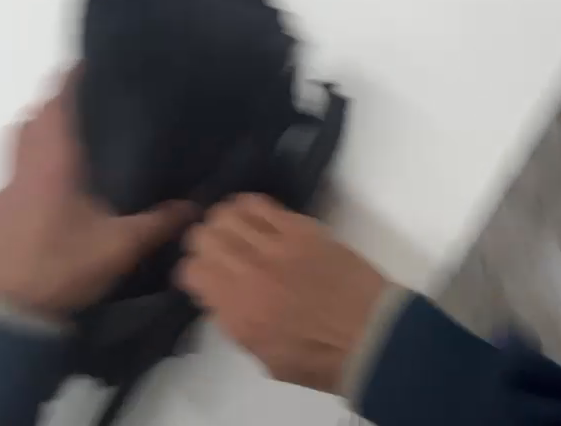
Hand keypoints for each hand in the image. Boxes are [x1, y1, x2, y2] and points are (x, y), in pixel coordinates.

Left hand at [0, 71, 194, 319]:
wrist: (10, 320)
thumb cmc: (65, 270)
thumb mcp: (121, 247)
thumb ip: (160, 221)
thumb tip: (197, 202)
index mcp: (53, 163)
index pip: (56, 103)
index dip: (69, 80)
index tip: (89, 66)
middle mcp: (22, 168)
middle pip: (32, 117)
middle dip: (55, 104)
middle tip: (87, 106)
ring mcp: (0, 191)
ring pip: (14, 144)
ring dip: (35, 133)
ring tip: (65, 144)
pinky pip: (5, 178)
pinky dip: (23, 171)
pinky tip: (43, 194)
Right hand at [176, 194, 388, 392]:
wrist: (369, 335)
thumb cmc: (318, 357)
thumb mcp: (263, 355)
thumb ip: (235, 320)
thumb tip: (219, 293)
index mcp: (239, 312)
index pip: (191, 271)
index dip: (191, 271)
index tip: (200, 275)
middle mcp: (250, 272)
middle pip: (204, 235)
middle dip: (202, 241)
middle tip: (213, 248)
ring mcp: (275, 244)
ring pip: (228, 212)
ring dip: (223, 220)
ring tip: (231, 228)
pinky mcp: (300, 226)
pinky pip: (261, 203)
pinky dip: (248, 205)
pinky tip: (251, 215)